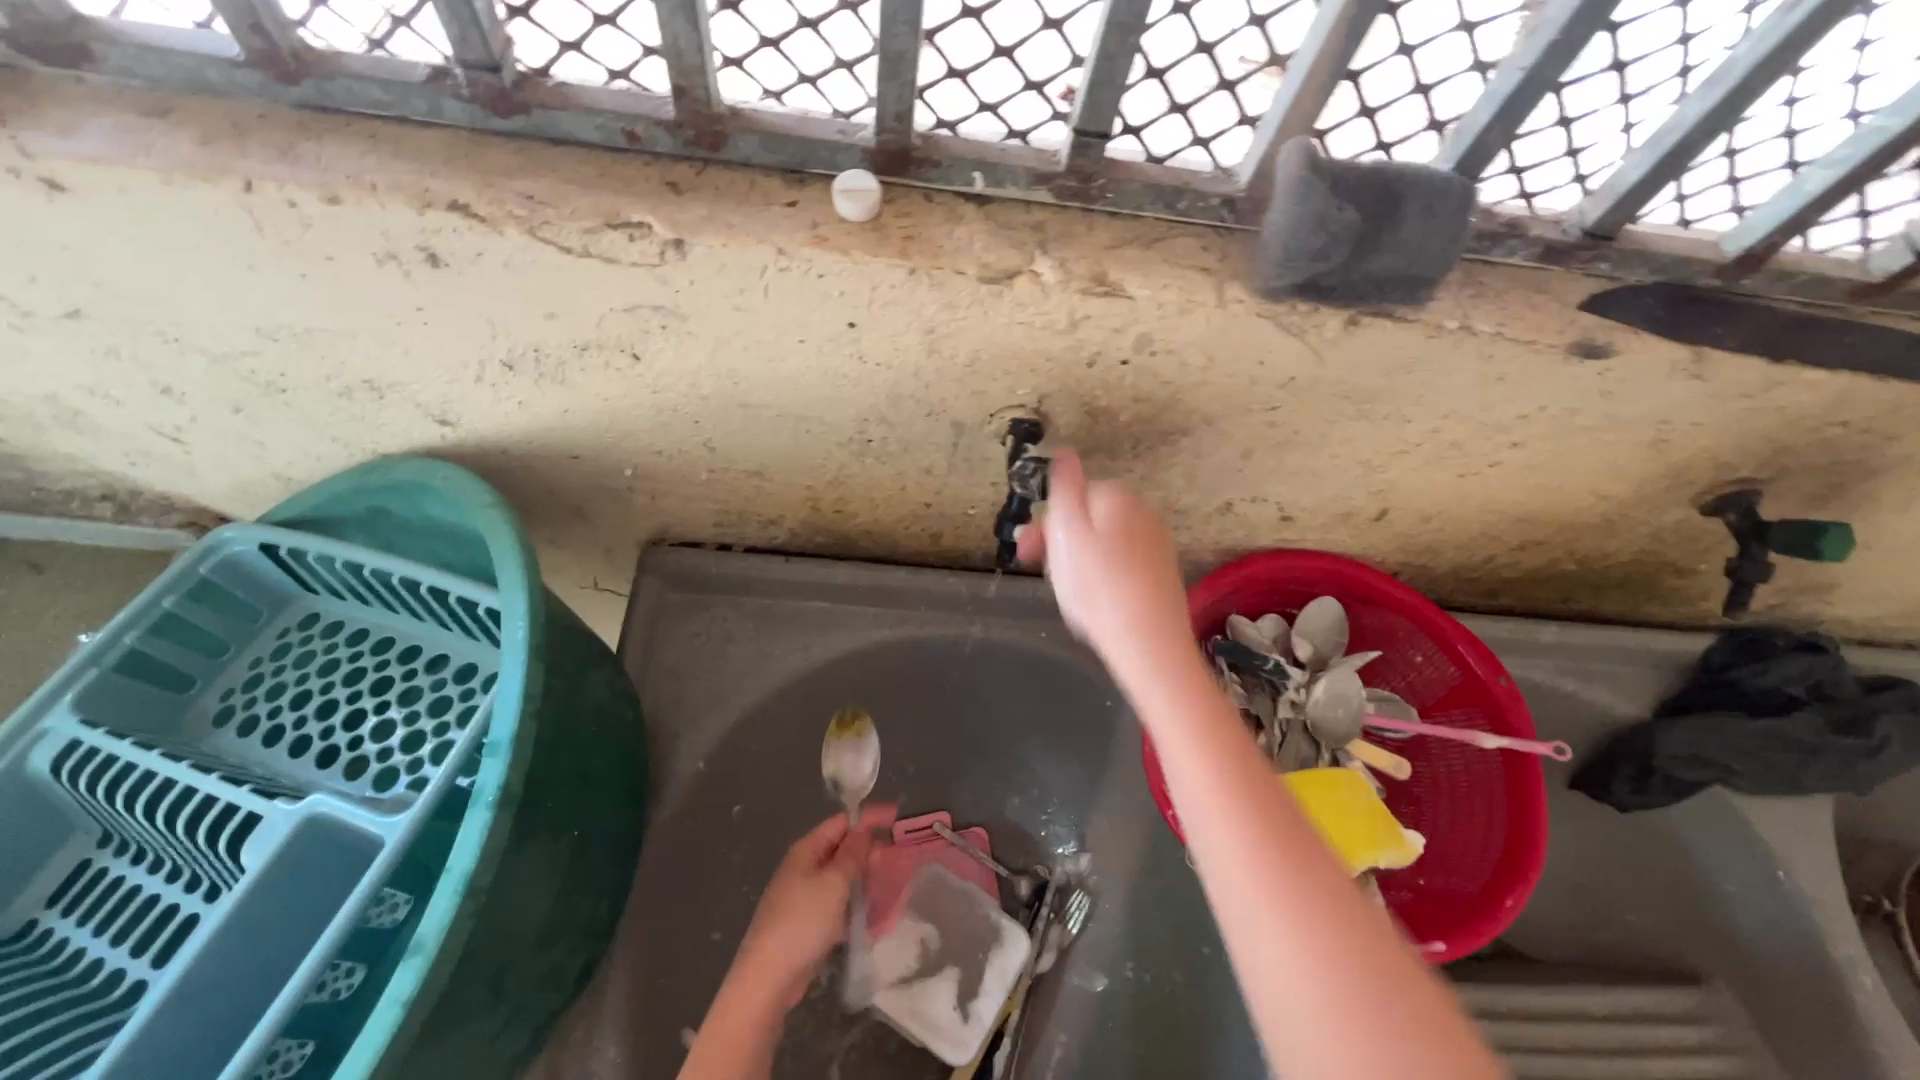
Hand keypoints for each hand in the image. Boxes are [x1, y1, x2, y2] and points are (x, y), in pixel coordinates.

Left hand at [729, 805, 896, 1008]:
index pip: (841, 823)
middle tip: (901, 862)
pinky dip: (858, 908)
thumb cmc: (803, 921)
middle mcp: (805, 869)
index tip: (897, 820)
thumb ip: (852, 854)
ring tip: (896, 890)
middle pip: (844, 852)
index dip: (869, 820)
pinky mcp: (812, 923)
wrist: (770, 977)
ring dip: (868, 883)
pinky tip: (878, 919)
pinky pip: (841, 907)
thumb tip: (864, 829)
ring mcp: (807, 897)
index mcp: (807, 851)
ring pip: (844, 881)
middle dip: (871, 855)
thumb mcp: (833, 882)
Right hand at [1018, 449, 1192, 669]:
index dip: (1046, 522)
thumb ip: (1064, 486)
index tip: (1029, 550)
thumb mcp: (1067, 530)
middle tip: (1045, 574)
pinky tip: (1097, 604)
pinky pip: (1121, 568)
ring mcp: (1156, 544)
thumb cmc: (1098, 587)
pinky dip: (1104, 581)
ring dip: (1080, 563)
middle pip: (1088, 520)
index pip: (1071, 496)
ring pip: (1103, 545)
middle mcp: (1142, 512)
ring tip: (1071, 594)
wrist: (1147, 642)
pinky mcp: (1161, 575)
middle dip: (1062, 543)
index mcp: (1117, 496)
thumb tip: (1064, 452)